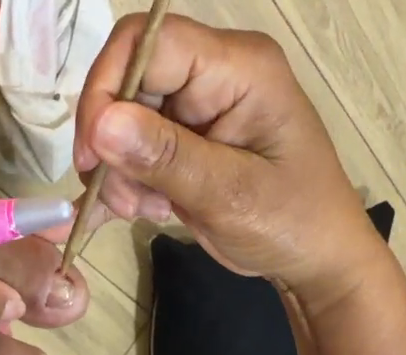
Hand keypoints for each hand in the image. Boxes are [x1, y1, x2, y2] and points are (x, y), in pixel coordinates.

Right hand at [72, 15, 375, 305]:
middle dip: (112, 144)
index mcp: (237, 68)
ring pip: (124, 122)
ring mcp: (197, 110)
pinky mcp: (185, 143)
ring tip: (145, 211)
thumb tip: (100, 124)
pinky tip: (142, 212)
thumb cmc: (291, 222)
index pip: (148, 44)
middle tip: (123, 200)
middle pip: (129, 82)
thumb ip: (167, 157)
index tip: (91, 156)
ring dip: (119, 172)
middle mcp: (213, 75)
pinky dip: (125, 183)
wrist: (314, 259)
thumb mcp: (230, 194)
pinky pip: (134, 150)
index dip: (106, 90)